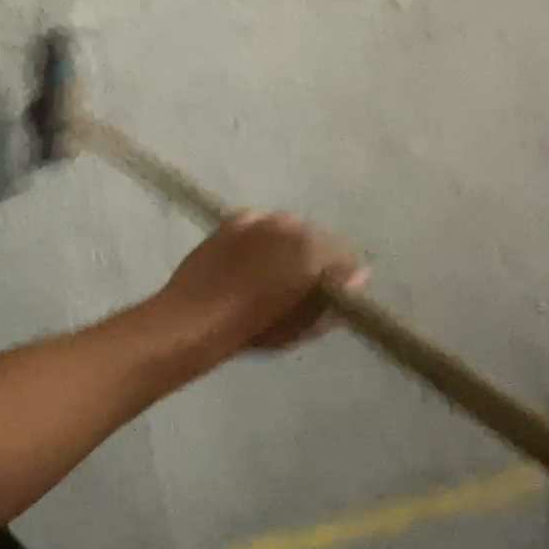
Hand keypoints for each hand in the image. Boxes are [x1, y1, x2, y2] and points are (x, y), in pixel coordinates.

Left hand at [153, 211, 367, 354]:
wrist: (193, 317)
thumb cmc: (254, 328)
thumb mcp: (305, 326)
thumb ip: (334, 301)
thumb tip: (355, 280)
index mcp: (315, 252)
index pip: (346, 257)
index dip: (341, 276)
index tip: (332, 291)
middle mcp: (289, 226)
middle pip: (316, 238)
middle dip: (313, 256)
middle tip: (300, 281)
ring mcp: (257, 220)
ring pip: (287, 227)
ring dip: (286, 243)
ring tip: (273, 268)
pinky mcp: (230, 221)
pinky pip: (256, 222)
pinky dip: (259, 234)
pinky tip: (250, 254)